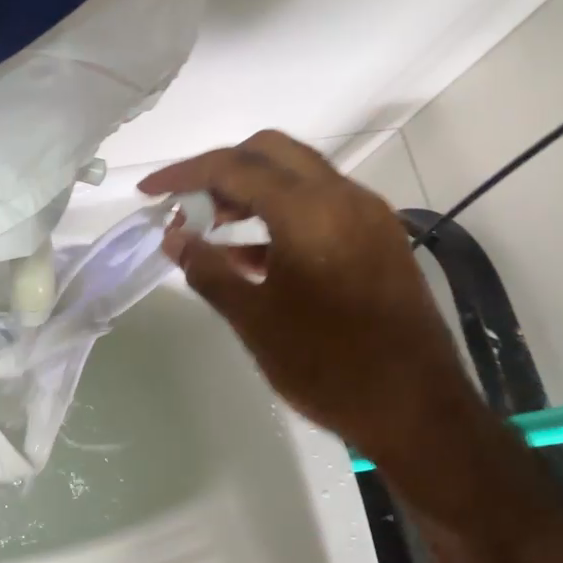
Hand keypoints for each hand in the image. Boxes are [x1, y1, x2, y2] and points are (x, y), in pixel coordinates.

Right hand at [140, 131, 477, 468]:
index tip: (148, 192)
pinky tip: (249, 255)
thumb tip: (174, 238)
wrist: (414, 408)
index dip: (183, 175)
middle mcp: (344, 197)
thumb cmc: (326, 365)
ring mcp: (367, 217)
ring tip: (210, 229)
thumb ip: (208, 270)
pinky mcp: (378, 241)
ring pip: (299, 177)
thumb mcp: (254, 319)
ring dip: (251, 190)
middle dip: (221, 170)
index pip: (235, 167)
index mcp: (310, 211)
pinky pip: (320, 207)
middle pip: (271, 153)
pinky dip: (280, 215)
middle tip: (186, 206)